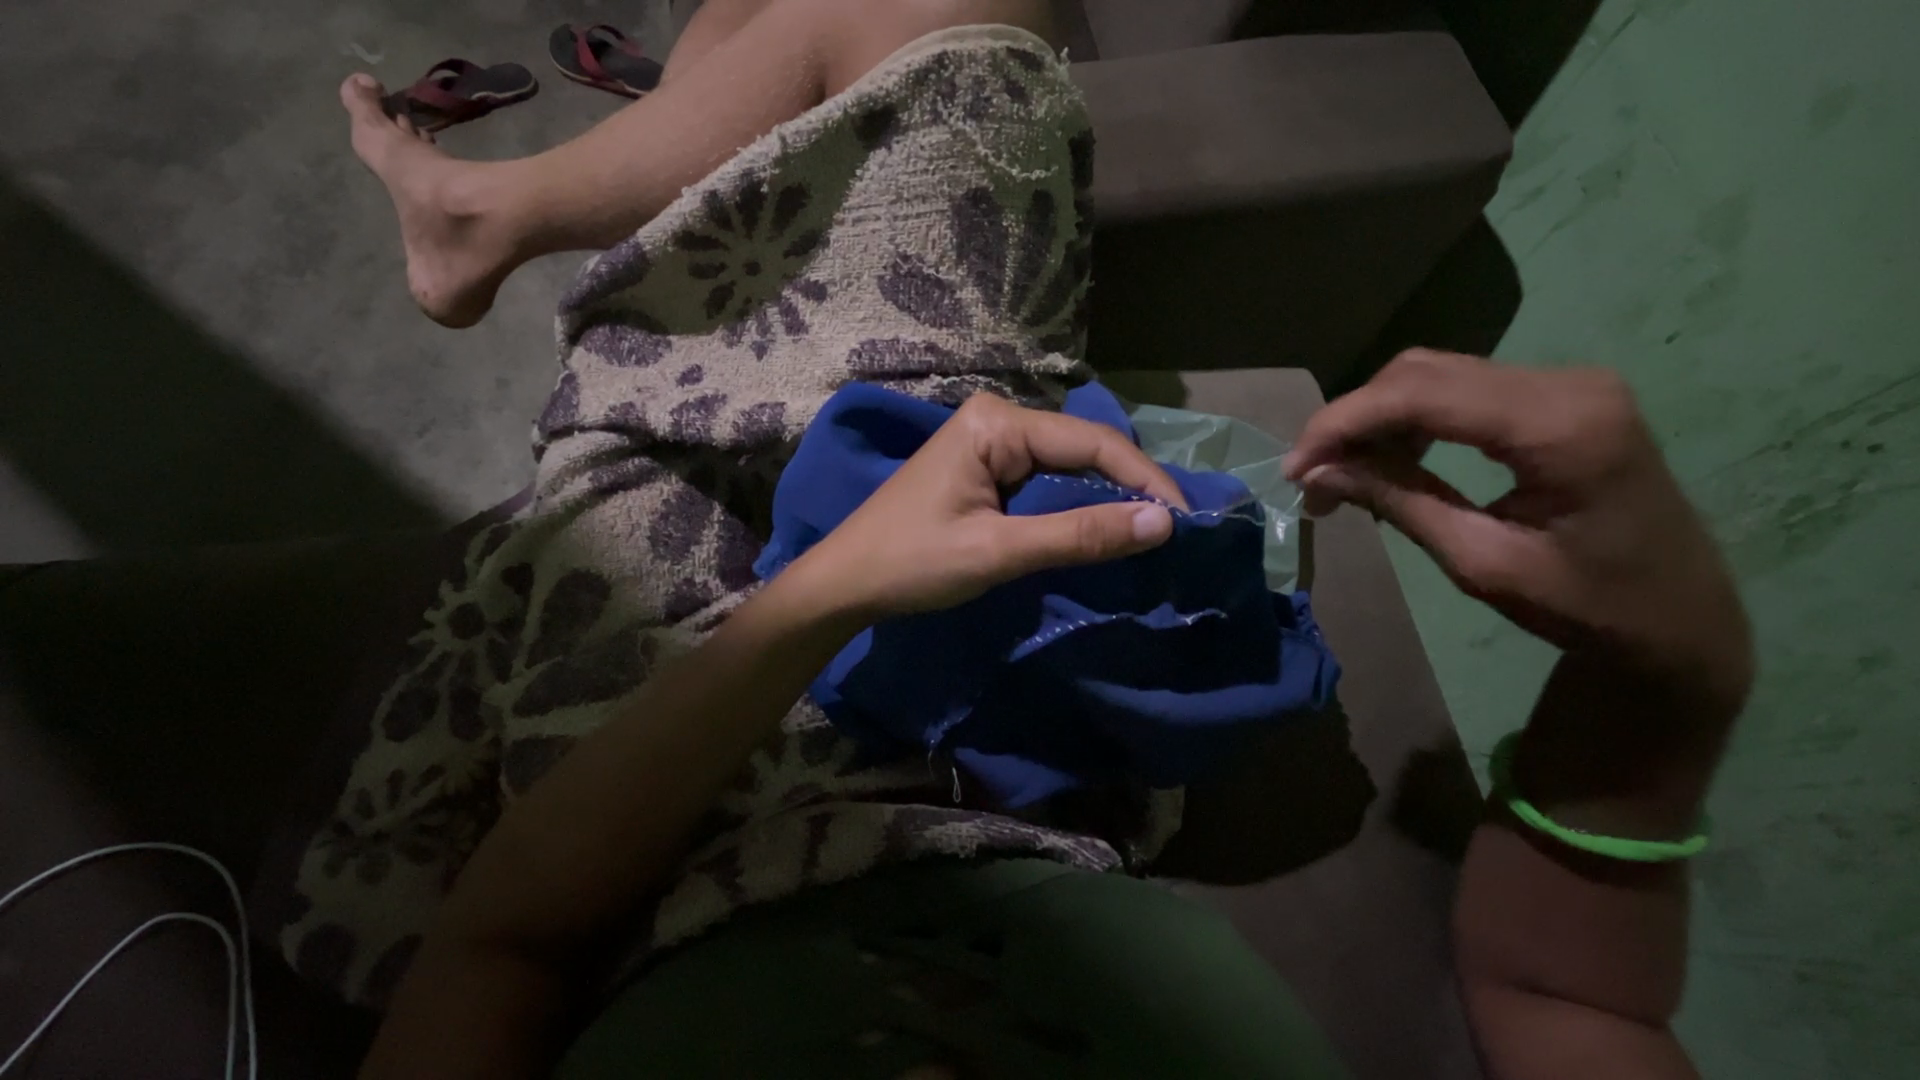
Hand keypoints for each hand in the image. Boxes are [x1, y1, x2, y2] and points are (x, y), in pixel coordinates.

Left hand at [787, 393, 1184, 620]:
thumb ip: (1079, 535)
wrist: (845, 583)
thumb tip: (1162, 524)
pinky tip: (1101, 527)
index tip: (1185, 521)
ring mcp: (989, 442)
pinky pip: (1044, 480)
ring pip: (1067, 465)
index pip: (1091, 442)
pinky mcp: (985, 468)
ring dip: (1106, 497)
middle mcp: (997, 419)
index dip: (1144, 480)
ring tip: (1149, 532)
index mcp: (997, 423)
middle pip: (1082, 448)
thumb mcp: (999, 551)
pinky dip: (1075, 505)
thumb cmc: (912, 564)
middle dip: (1129, 486)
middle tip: (1173, 531)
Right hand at [1285, 350, 1750, 711]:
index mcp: (1561, 427)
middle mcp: (1568, 385)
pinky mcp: (1560, 397)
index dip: (1344, 423)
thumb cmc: (1587, 606)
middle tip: (1313, 478)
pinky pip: (1462, 390)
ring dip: (1377, 419)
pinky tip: (1392, 461)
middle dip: (1353, 420)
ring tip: (1344, 475)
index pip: (1421, 395)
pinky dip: (1411, 420)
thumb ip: (1398, 503)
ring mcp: (1568, 385)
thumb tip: (1316, 472)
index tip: (1295, 468)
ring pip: (1436, 375)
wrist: (1680, 619)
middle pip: (1423, 373)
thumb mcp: (1480, 563)